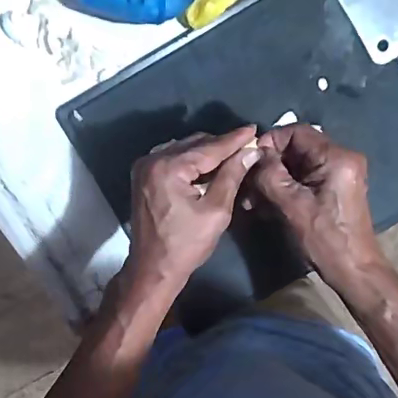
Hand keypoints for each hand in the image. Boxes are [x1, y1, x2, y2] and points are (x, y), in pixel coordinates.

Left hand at [124, 126, 260, 296]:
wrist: (153, 267)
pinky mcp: (143, 176)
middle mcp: (152, 160)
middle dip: (220, 145)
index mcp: (168, 167)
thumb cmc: (186, 245)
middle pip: (194, 144)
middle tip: (246, 146)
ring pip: (183, 149)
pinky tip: (207, 167)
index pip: (208, 147)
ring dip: (206, 152)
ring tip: (231, 156)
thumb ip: (231, 176)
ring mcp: (144, 167)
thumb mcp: (216, 211)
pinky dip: (190, 160)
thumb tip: (250, 150)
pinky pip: (172, 158)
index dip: (234, 139)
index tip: (253, 129)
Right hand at [251, 125, 384, 282]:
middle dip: (269, 163)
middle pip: (297, 147)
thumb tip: (254, 154)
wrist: (354, 270)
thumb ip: (270, 175)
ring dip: (274, 178)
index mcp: (336, 157)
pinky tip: (267, 204)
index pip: (296, 131)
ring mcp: (340, 173)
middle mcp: (342, 158)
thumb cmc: (325, 239)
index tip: (249, 162)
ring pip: (298, 164)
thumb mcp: (292, 206)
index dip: (269, 142)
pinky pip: (305, 177)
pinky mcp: (335, 188)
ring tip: (253, 199)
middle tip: (247, 184)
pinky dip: (286, 187)